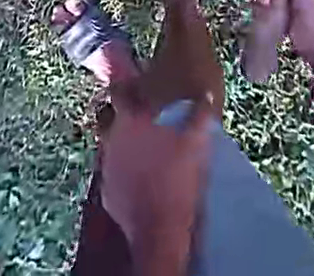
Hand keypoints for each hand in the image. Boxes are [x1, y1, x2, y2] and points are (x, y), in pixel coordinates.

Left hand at [98, 85, 212, 275]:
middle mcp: (112, 138)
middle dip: (122, 114)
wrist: (159, 227)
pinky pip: (114, 172)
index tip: (135, 85)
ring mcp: (107, 166)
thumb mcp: (196, 140)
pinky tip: (140, 174)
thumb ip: (201, 113)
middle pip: (109, 117)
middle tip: (142, 116)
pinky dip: (124, 170)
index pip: (118, 91)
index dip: (125, 87)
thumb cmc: (178, 176)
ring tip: (143, 147)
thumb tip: (207, 94)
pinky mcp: (106, 190)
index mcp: (131, 120)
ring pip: (111, 145)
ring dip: (124, 143)